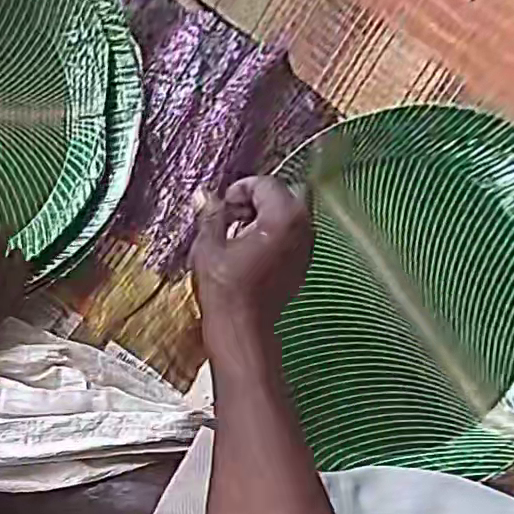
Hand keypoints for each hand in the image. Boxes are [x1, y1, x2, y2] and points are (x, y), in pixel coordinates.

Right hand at [190, 176, 312, 362]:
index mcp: (283, 217)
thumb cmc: (224, 291)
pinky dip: (269, 238)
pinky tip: (246, 255)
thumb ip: (212, 216)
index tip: (221, 203)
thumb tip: (209, 198)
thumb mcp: (208, 248)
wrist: (241, 328)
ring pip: (286, 218)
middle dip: (253, 203)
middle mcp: (303, 227)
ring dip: (261, 220)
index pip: (265, 184)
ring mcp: (305, 247)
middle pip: (280, 197)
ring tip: (234, 237)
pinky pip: (288, 239)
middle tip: (226, 218)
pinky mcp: (300, 265)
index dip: (240, 189)